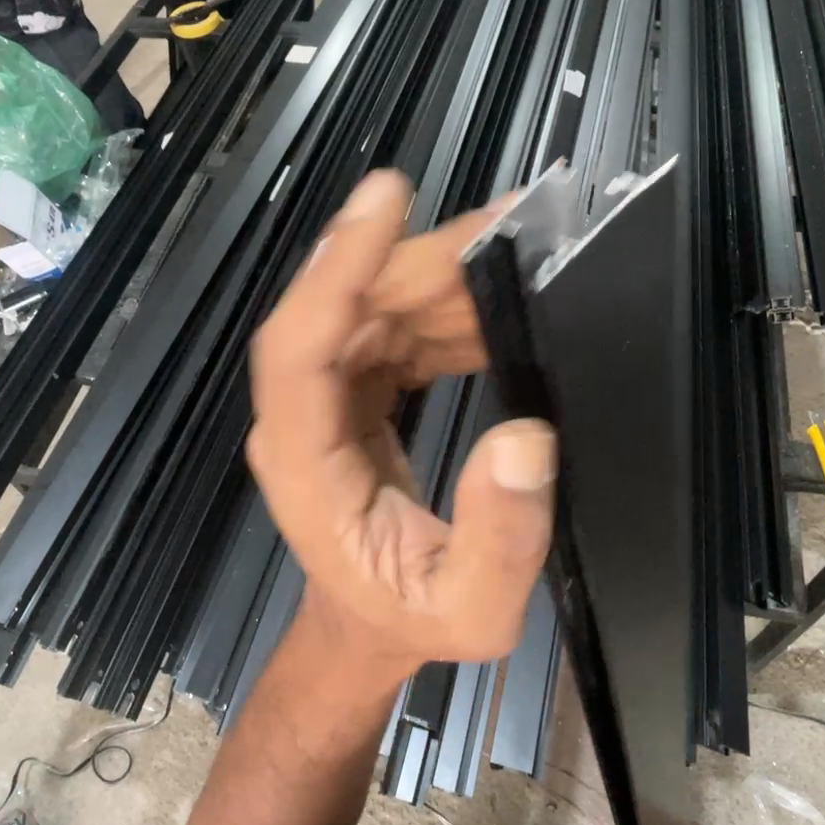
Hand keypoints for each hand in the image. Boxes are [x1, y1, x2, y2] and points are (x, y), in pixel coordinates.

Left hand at [247, 170, 555, 672]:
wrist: (373, 624)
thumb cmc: (409, 619)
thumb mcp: (472, 611)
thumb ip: (498, 540)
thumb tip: (526, 439)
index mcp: (302, 461)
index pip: (298, 346)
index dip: (338, 269)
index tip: (386, 200)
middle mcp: (299, 414)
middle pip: (346, 309)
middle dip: (422, 261)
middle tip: (511, 227)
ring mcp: (324, 398)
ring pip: (371, 308)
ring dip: (442, 278)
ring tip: (522, 257)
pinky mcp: (351, 392)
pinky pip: (391, 329)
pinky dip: (444, 308)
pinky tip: (496, 306)